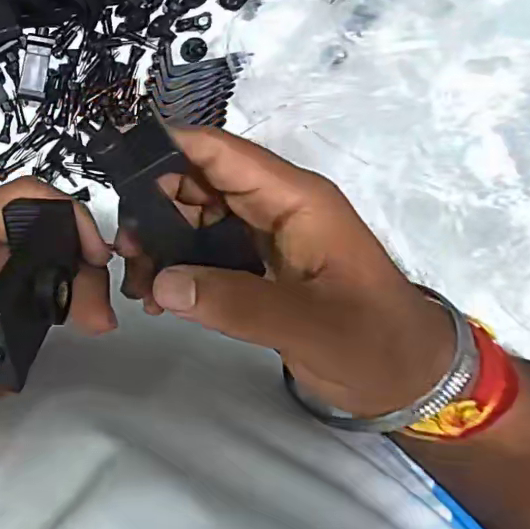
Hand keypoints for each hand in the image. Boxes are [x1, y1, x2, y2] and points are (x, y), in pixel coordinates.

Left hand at [0, 178, 115, 451]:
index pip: (8, 202)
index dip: (54, 208)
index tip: (85, 248)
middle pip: (43, 219)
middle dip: (80, 244)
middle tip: (95, 292)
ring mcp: (1, 274)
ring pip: (57, 246)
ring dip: (86, 272)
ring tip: (95, 315)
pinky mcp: (18, 297)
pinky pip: (59, 274)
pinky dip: (82, 289)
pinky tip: (89, 318)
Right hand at [118, 126, 455, 418]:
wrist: (413, 385)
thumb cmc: (377, 345)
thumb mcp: (310, 327)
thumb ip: (235, 302)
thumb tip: (160, 283)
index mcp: (294, 199)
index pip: (221, 152)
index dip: (169, 144)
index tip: (115, 153)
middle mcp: (272, 204)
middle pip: (196, 182)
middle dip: (152, 205)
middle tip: (124, 247)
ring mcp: (261, 231)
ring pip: (191, 215)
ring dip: (159, 240)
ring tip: (137, 280)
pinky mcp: (252, 258)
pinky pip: (200, 247)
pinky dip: (174, 264)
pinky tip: (157, 295)